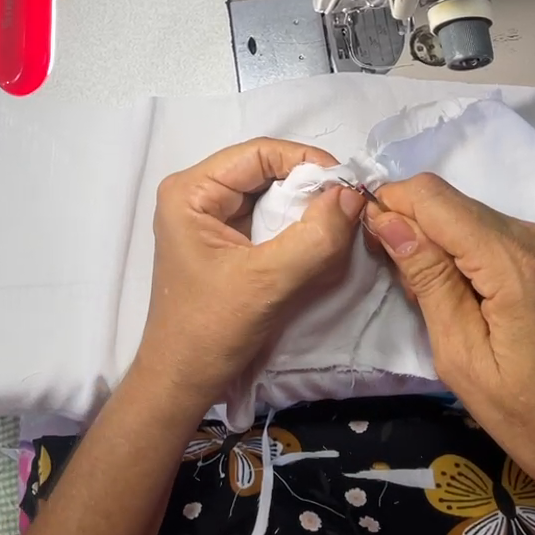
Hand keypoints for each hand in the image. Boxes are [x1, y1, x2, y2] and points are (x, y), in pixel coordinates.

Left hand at [133, 138, 364, 412]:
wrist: (182, 382)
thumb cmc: (211, 330)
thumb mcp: (267, 282)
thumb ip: (314, 237)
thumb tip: (352, 195)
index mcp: (191, 190)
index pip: (258, 153)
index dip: (306, 161)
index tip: (348, 185)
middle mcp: (197, 193)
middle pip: (265, 170)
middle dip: (308, 186)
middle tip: (350, 205)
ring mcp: (209, 217)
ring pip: (270, 194)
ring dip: (305, 207)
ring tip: (340, 223)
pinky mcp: (224, 240)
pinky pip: (268, 218)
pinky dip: (296, 226)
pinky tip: (319, 240)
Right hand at [368, 174, 534, 534]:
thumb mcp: (463, 358)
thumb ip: (426, 279)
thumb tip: (386, 218)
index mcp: (513, 261)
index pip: (432, 196)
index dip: (390, 203)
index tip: (366, 238)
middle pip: (450, 201)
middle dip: (412, 225)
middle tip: (402, 285)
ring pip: (471, 215)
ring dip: (438, 241)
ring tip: (435, 300)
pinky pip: (495, 233)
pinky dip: (466, 251)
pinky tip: (468, 299)